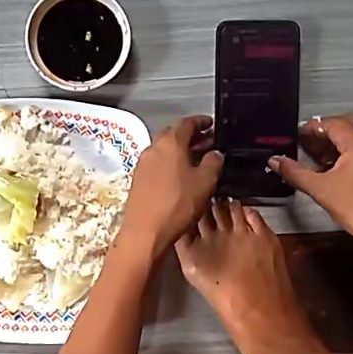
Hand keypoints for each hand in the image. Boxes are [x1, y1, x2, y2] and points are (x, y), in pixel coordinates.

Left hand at [119, 115, 224, 255]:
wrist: (145, 231)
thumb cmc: (178, 203)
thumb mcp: (205, 182)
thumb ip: (213, 162)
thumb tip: (214, 153)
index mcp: (170, 142)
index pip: (187, 123)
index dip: (201, 122)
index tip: (211, 124)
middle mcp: (153, 148)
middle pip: (173, 134)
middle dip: (191, 136)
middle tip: (207, 143)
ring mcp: (143, 163)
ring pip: (164, 150)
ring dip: (180, 151)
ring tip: (196, 161)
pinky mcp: (138, 179)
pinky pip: (158, 163)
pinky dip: (171, 163)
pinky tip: (180, 176)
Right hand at [272, 115, 352, 256]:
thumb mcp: (322, 191)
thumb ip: (296, 173)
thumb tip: (277, 162)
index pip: (331, 123)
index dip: (311, 128)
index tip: (298, 135)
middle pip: (347, 123)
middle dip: (326, 131)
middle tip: (308, 143)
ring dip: (340, 140)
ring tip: (322, 157)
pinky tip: (341, 169)